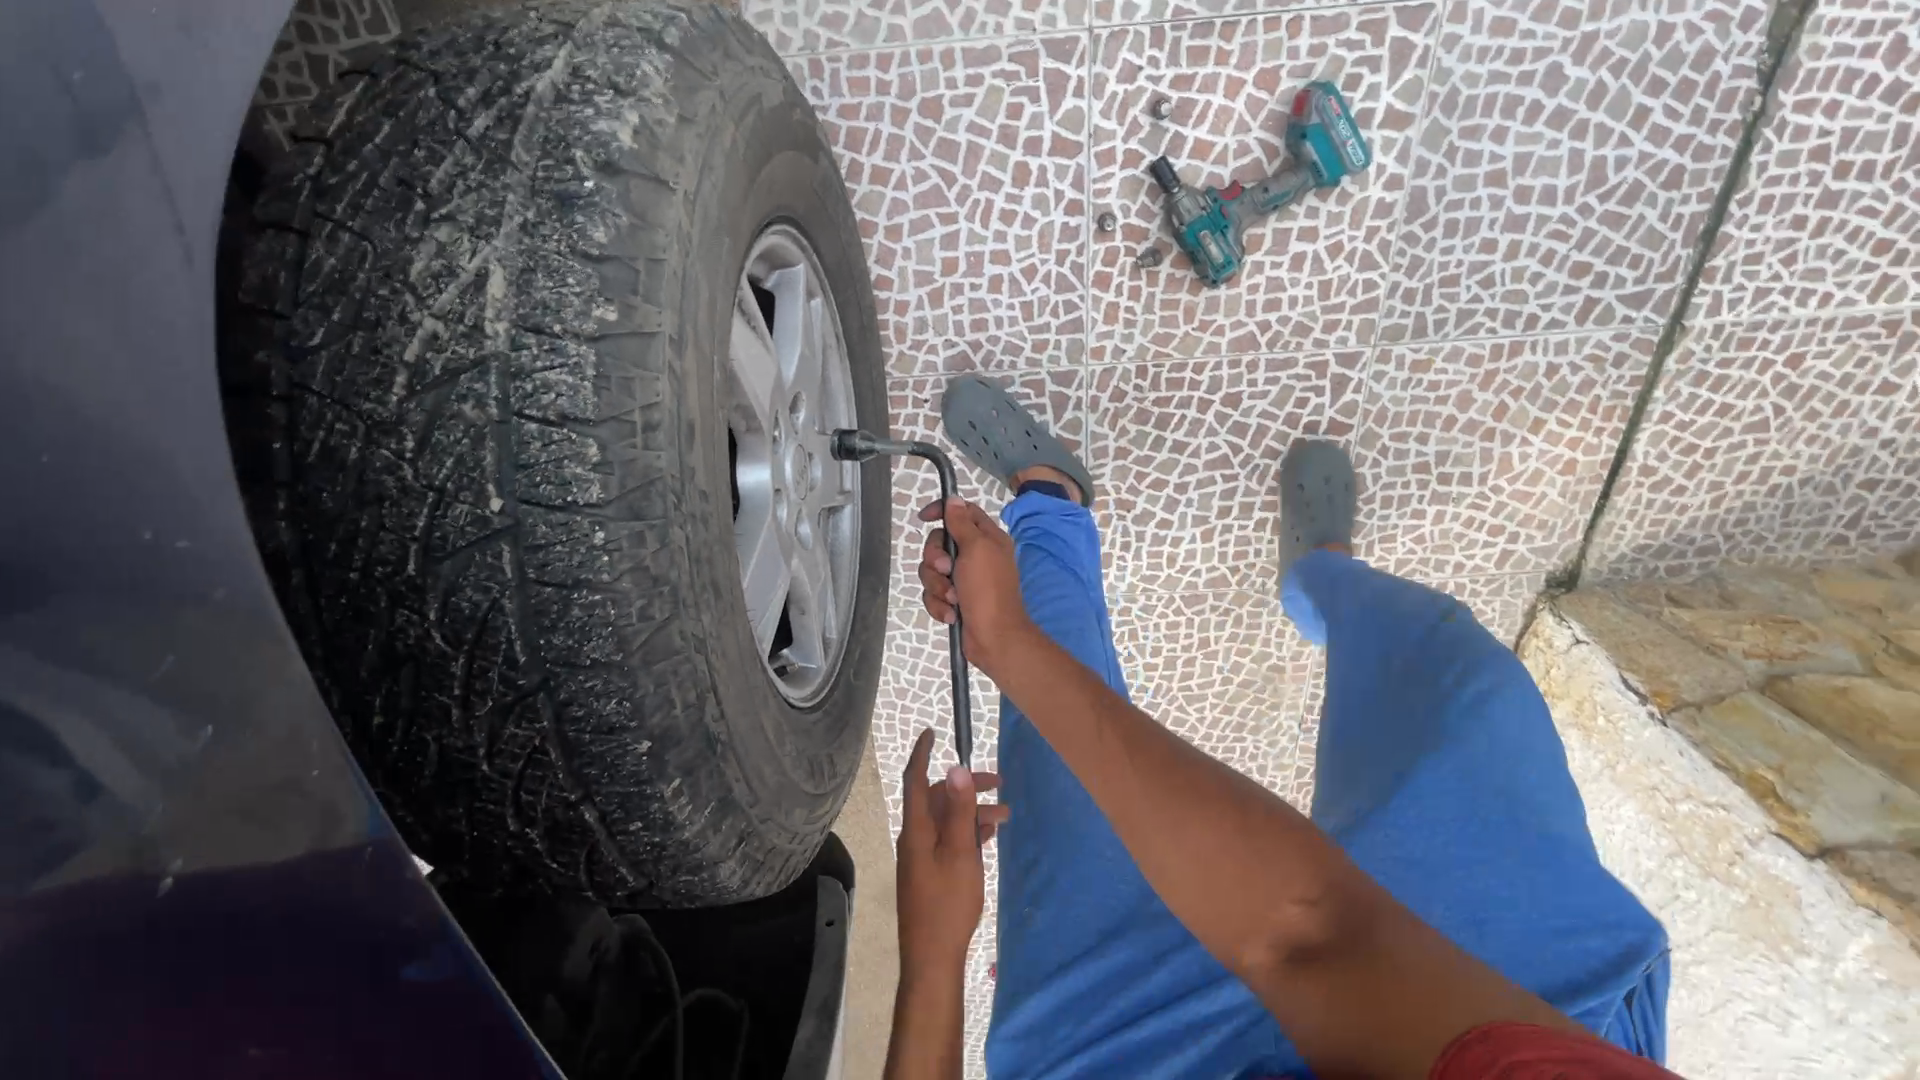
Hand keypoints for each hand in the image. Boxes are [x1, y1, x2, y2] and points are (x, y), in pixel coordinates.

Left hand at [896, 729, 1008, 976]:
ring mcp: (921, 857)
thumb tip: (955, 768)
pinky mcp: (930, 872)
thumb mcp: (960, 853)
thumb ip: (960, 811)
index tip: (932, 732)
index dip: (922, 754)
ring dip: (973, 812)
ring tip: (1006, 816)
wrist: (932, 957)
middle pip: (937, 799)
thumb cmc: (947, 903)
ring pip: (947, 821)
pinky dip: (968, 831)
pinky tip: (990, 835)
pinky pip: (948, 840)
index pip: (915, 780)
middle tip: (999, 782)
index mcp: (916, 829)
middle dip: (966, 786)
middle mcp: (914, 838)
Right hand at [917, 497, 1035, 677]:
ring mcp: (963, 579)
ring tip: (953, 599)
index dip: (942, 511)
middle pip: (939, 543)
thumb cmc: (988, 590)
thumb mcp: (977, 549)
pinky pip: (932, 594)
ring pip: (931, 571)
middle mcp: (975, 556)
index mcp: (987, 538)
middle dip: (935, 558)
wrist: (993, 638)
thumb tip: (953, 499)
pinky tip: (952, 614)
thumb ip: (962, 523)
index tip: (924, 518)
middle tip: (946, 570)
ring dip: (937, 586)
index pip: (961, 512)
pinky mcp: (953, 600)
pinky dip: (939, 605)